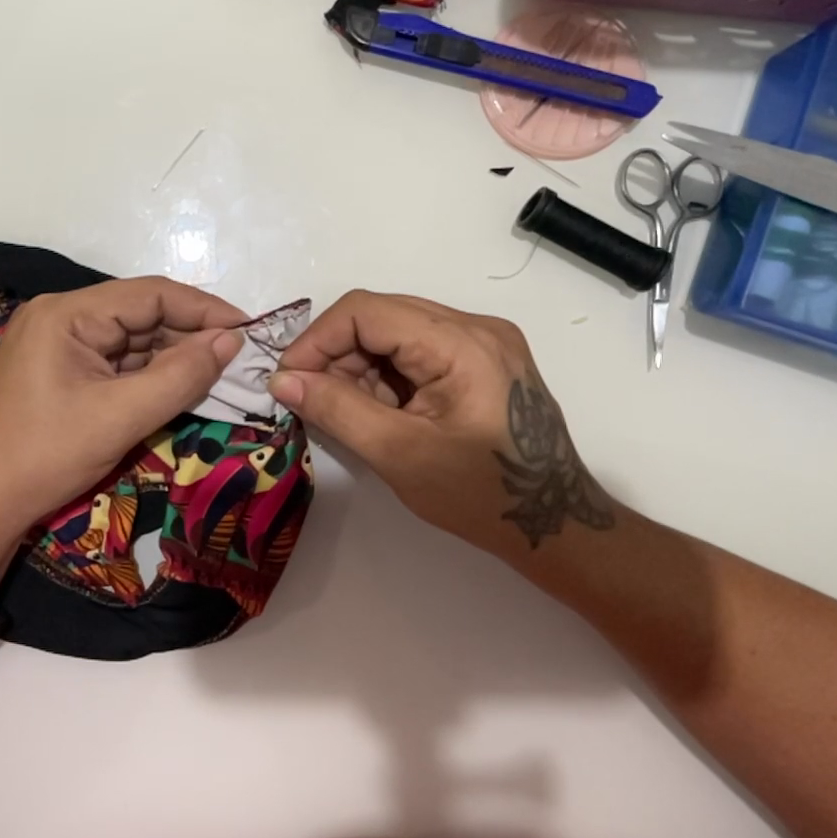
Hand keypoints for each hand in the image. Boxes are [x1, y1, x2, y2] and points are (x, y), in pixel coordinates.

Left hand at [0, 277, 246, 538]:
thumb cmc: (45, 457)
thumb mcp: (120, 417)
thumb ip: (180, 376)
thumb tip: (231, 341)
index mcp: (66, 313)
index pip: (150, 294)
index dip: (204, 309)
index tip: (250, 330)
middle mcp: (60, 318)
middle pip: (141, 315)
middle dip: (191, 336)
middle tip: (241, 360)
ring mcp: (57, 346)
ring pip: (131, 341)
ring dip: (173, 358)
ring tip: (222, 375)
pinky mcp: (59, 373)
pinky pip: (115, 364)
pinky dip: (148, 376)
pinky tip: (182, 389)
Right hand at [267, 291, 611, 555]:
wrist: (555, 526)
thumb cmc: (479, 495)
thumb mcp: (398, 453)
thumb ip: (336, 409)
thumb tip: (281, 379)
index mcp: (462, 343)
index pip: (366, 311)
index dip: (317, 339)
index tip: (289, 381)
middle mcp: (476, 327)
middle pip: (381, 316)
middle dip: (336, 354)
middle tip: (314, 400)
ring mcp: (483, 342)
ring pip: (396, 332)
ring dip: (360, 366)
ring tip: (351, 412)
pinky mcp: (482, 360)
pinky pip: (417, 350)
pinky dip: (387, 375)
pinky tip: (381, 411)